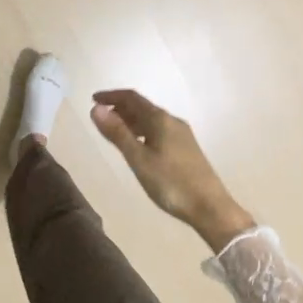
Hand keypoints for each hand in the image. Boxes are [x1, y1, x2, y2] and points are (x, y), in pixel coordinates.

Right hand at [92, 90, 255, 252]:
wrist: (209, 206)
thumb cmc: (170, 183)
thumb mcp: (139, 159)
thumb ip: (118, 134)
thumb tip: (96, 109)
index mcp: (161, 120)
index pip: (132, 98)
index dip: (111, 96)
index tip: (93, 99)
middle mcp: (172, 122)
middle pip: (142, 107)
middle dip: (120, 108)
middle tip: (100, 116)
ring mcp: (181, 135)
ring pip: (151, 120)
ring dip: (131, 121)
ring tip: (113, 130)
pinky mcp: (185, 149)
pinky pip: (158, 131)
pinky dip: (142, 131)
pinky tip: (137, 145)